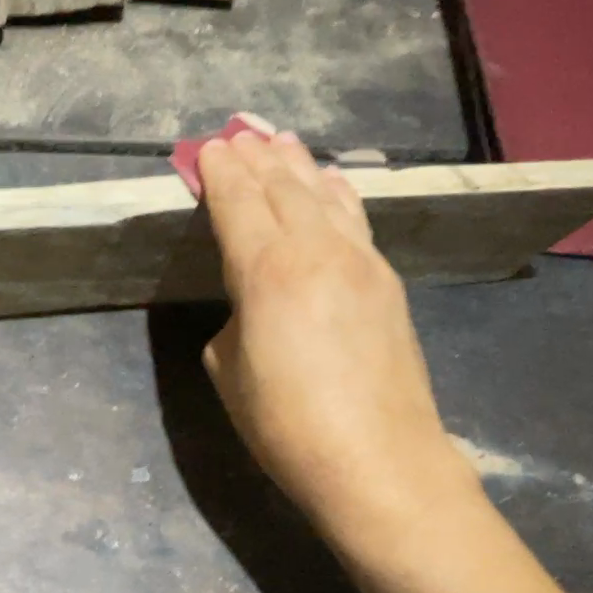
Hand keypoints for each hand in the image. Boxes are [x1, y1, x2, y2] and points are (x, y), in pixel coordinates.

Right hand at [197, 129, 479, 551]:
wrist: (379, 460)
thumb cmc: (285, 423)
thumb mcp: (228, 370)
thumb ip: (234, 318)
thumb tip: (252, 303)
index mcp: (266, 271)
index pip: (239, 203)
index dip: (220, 173)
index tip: (206, 148)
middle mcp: (316, 250)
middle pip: (282, 189)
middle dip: (256, 158)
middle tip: (237, 132)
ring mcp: (360, 262)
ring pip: (324, 195)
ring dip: (298, 166)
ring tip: (280, 140)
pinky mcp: (387, 282)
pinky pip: (355, 219)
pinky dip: (336, 193)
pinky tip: (332, 181)